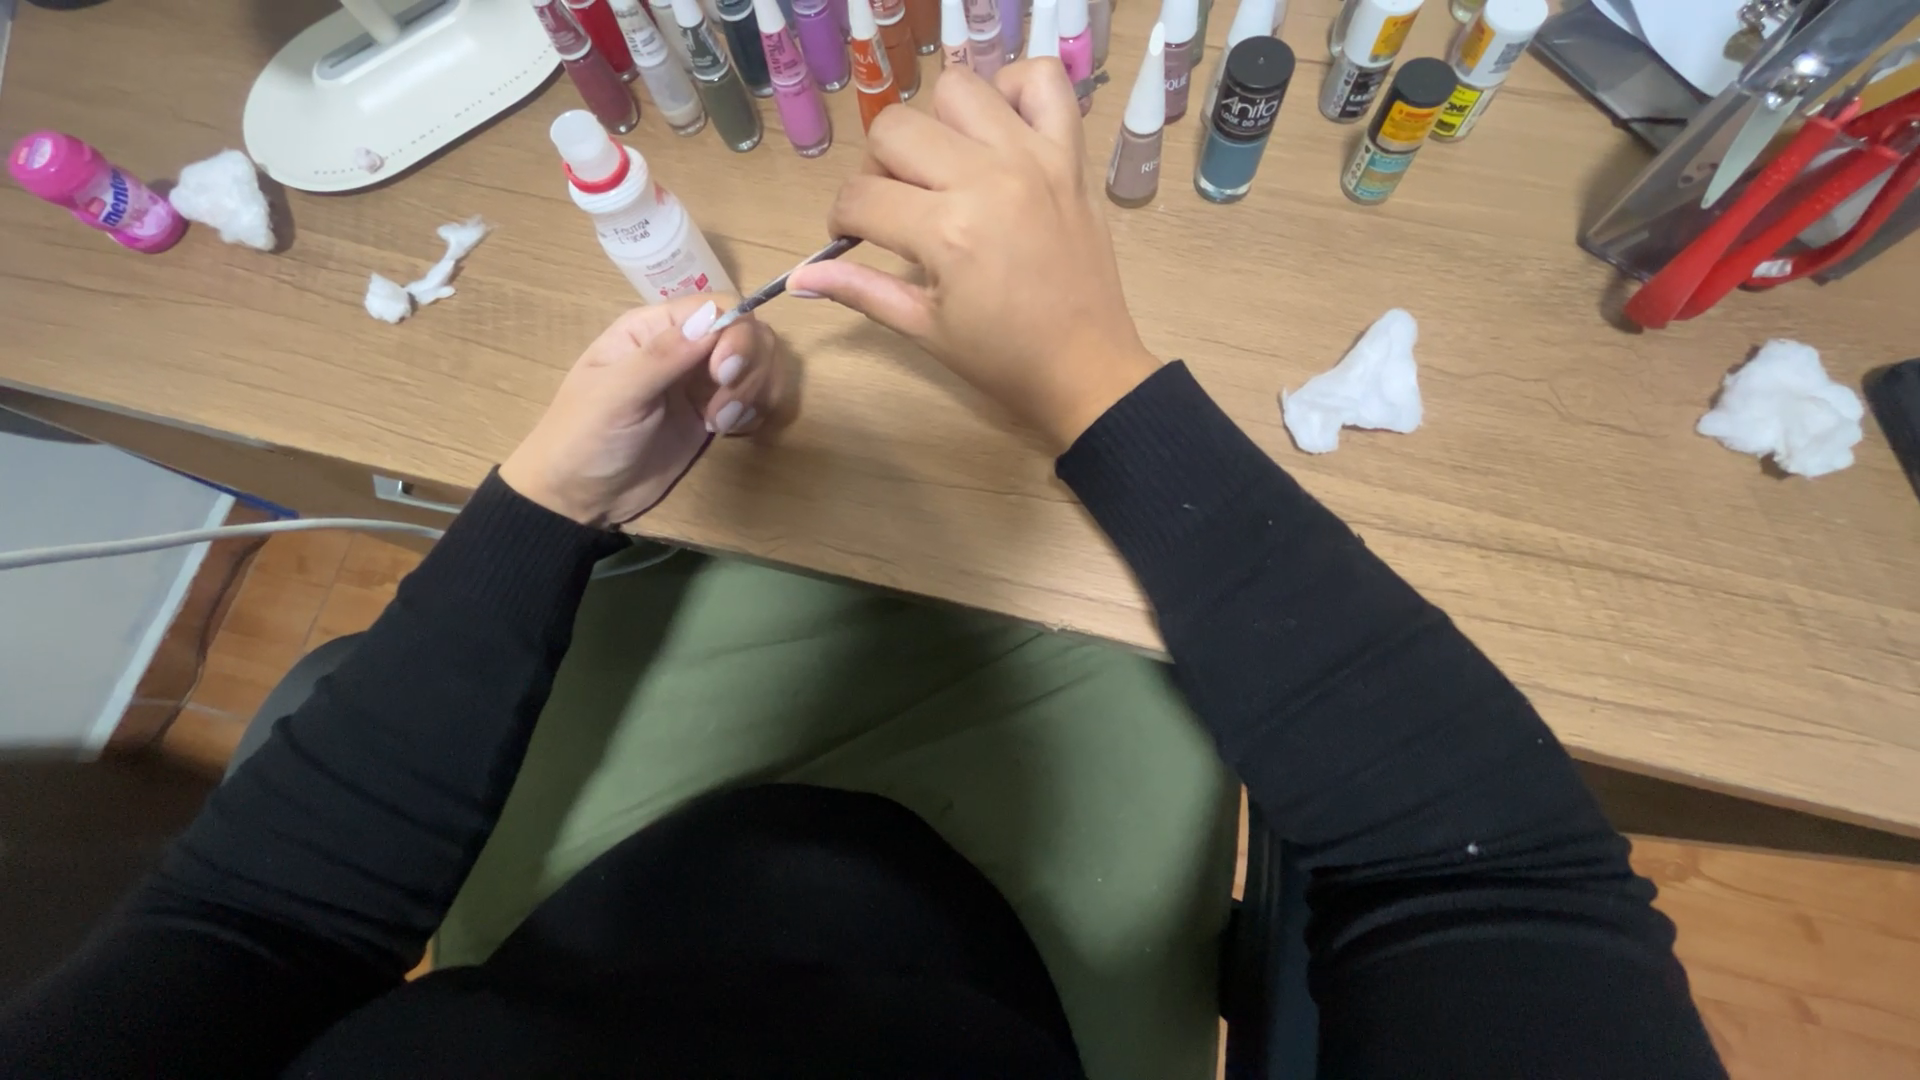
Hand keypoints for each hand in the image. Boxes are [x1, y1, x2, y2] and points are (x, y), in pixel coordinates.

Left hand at [501, 296, 785, 528]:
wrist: (583, 495)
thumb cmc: (586, 438)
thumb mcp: (616, 394)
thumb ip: (664, 354)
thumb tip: (713, 317)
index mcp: (654, 328)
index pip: (719, 308)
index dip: (735, 335)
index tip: (724, 374)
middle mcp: (686, 347)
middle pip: (749, 334)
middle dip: (750, 369)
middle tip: (722, 411)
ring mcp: (703, 381)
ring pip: (759, 365)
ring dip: (753, 394)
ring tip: (719, 425)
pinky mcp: (716, 412)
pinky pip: (756, 398)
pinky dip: (755, 413)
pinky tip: (727, 432)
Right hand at [787, 61, 1158, 451]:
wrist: (1084, 369)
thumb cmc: (1003, 360)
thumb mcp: (925, 330)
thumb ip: (861, 291)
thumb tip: (798, 278)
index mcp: (946, 232)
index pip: (860, 197)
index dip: (842, 220)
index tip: (852, 240)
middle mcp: (985, 179)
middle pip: (895, 130)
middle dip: (879, 169)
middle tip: (899, 209)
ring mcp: (1033, 158)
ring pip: (958, 88)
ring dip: (937, 125)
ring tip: (947, 170)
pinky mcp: (1069, 156)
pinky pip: (1043, 81)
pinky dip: (1015, 92)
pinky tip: (1000, 134)